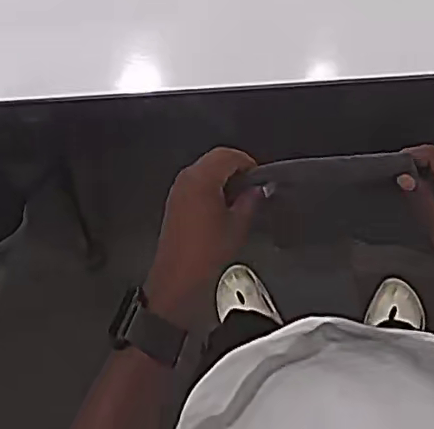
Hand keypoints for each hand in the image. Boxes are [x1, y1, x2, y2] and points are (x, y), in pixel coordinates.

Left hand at [143, 147, 260, 322]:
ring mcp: (178, 188)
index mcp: (202, 178)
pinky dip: (210, 185)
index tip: (258, 175)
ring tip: (240, 196)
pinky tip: (222, 205)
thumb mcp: (237, 226)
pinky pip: (196, 181)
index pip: (227, 155)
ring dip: (222, 176)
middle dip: (235, 167)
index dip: (246, 162)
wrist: (177, 279)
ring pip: (204, 169)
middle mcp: (187, 177)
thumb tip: (257, 189)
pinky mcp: (175, 200)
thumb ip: (250, 201)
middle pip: (214, 158)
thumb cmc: (207, 252)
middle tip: (252, 184)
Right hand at [400, 144, 433, 302]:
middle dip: (413, 167)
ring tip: (406, 193)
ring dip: (421, 178)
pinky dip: (430, 188)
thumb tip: (403, 177)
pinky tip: (421, 202)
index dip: (408, 156)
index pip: (431, 153)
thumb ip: (420, 197)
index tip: (392, 168)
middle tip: (395, 181)